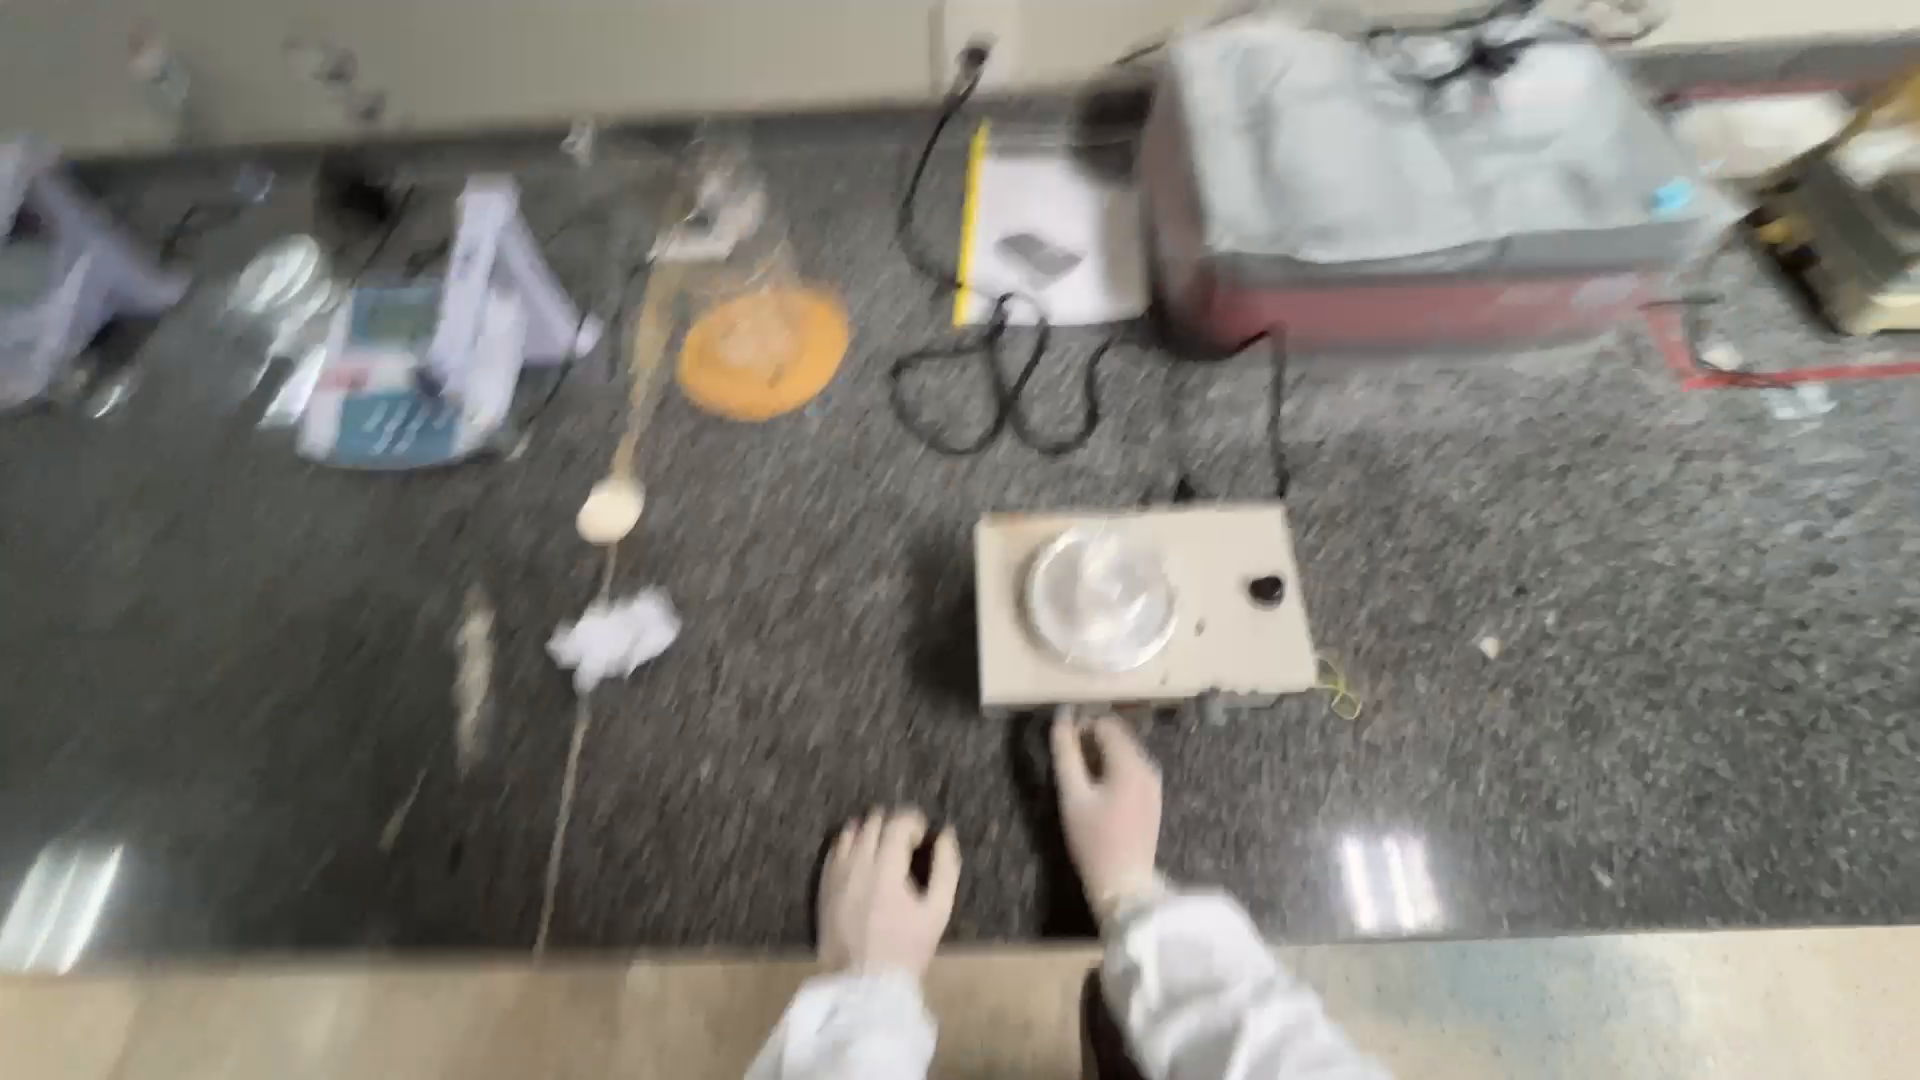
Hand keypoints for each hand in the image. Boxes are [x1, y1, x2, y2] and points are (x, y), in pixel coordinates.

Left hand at [818, 807, 959, 977]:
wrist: (863, 984)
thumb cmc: (906, 949)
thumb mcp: (938, 911)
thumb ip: (946, 868)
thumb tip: (946, 835)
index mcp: (886, 867)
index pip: (898, 822)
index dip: (914, 821)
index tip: (923, 835)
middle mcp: (858, 863)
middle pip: (874, 821)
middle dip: (893, 823)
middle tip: (907, 841)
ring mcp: (837, 874)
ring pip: (851, 831)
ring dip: (869, 830)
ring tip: (884, 846)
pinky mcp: (824, 886)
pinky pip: (834, 850)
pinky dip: (848, 844)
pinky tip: (860, 857)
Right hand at [1053, 713, 1163, 920]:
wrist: (1125, 885)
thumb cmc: (1094, 840)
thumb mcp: (1072, 795)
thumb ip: (1065, 754)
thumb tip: (1061, 718)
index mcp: (1130, 763)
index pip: (1105, 723)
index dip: (1081, 725)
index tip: (1063, 743)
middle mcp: (1148, 766)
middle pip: (1117, 735)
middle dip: (1091, 739)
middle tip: (1068, 761)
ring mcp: (1153, 783)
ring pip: (1124, 751)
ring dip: (1101, 754)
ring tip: (1080, 777)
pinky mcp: (1152, 797)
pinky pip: (1131, 768)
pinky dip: (1113, 768)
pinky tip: (1098, 790)